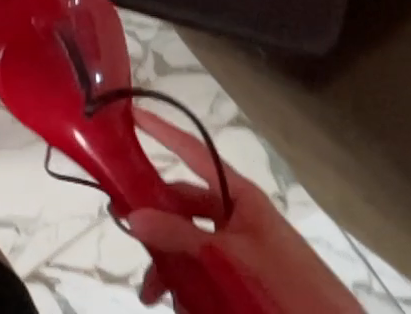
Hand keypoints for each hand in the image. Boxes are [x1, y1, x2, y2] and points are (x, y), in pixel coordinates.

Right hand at [127, 110, 359, 312]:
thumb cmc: (287, 286)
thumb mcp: (228, 256)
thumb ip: (179, 235)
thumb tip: (131, 216)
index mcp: (238, 196)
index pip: (194, 153)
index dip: (163, 132)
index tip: (131, 114)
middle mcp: (235, 216)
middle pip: (182, 206)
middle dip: (154, 222)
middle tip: (123, 227)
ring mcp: (238, 248)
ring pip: (187, 244)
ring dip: (167, 266)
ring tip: (152, 294)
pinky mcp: (241, 279)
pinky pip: (202, 272)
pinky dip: (187, 287)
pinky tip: (181, 307)